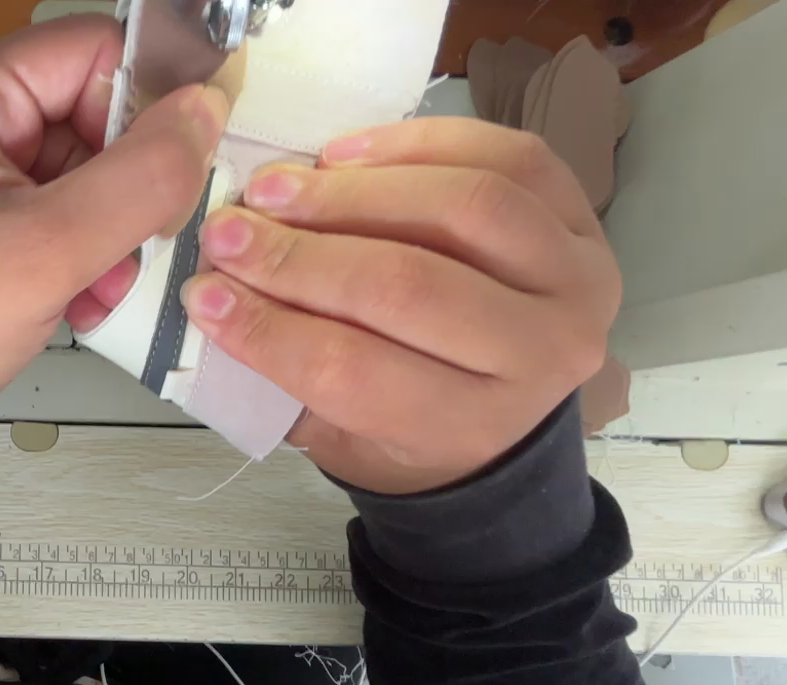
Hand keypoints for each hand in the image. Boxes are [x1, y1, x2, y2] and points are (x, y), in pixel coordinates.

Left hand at [0, 15, 230, 453]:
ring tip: (99, 287)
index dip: (148, 104)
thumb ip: (139, 178)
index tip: (174, 169)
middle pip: (95, 114)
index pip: (95, 51)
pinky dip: (84, 253)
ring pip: (87, 172)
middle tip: (131, 247)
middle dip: (127, 188)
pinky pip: (62, 212)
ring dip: (110, 233)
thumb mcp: (50, 251)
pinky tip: (81, 298)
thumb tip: (204, 113)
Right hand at [179, 118, 621, 493]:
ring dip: (350, 193)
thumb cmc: (396, 437)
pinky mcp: (586, 220)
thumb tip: (216, 297)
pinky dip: (417, 145)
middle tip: (225, 233)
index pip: (347, 369)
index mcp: (460, 426)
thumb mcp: (335, 437)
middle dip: (297, 256)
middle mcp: (536, 354)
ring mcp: (578, 278)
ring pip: (459, 210)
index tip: (201, 295)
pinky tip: (340, 154)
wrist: (496, 425)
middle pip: (404, 286)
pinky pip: (507, 157)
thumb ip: (284, 375)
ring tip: (273, 188)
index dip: (265, 329)